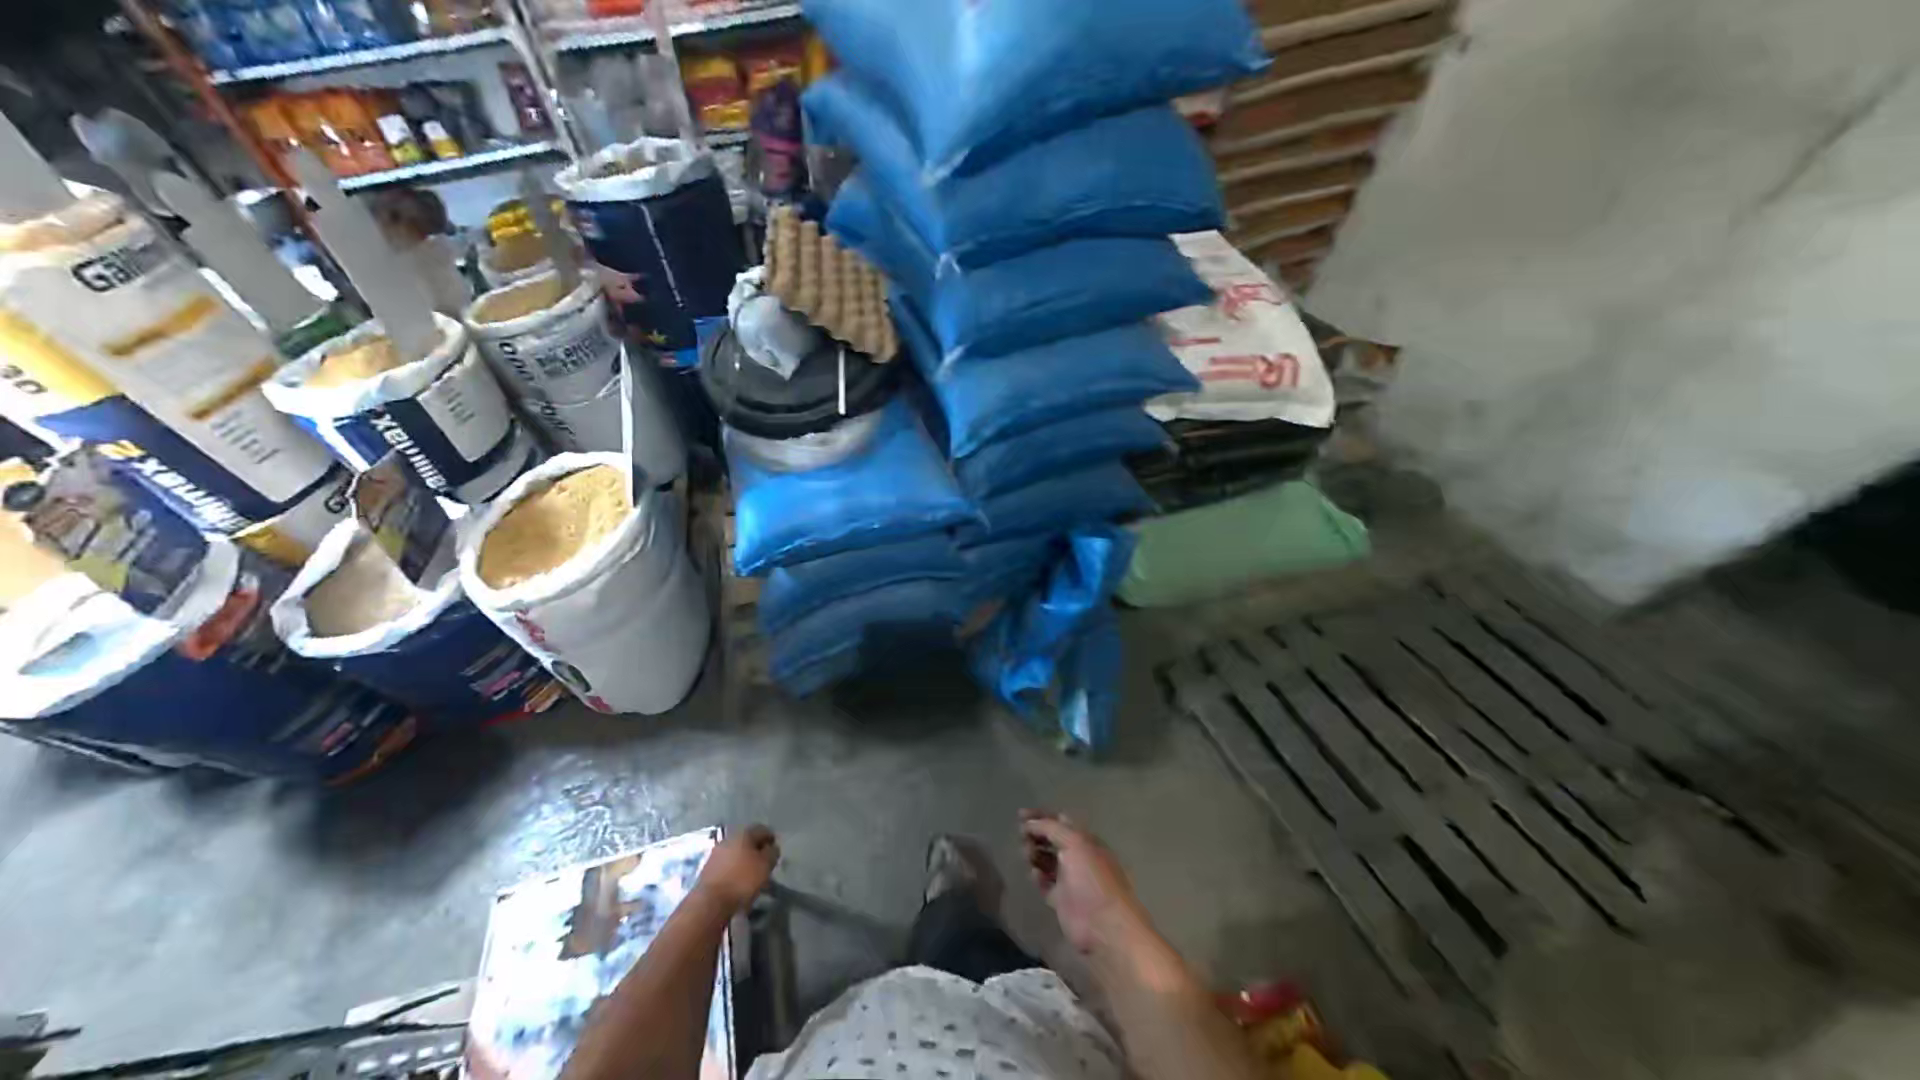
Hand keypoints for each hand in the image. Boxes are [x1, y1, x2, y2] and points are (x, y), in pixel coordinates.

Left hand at [695, 825, 779, 911]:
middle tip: (764, 862)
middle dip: (756, 849)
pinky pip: (726, 864)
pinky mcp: (707, 868)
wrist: (710, 902)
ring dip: (744, 860)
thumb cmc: (742, 880)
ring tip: (751, 874)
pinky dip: (734, 869)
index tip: (775, 851)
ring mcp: (715, 853)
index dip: (770, 838)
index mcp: (743, 833)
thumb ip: (772, 853)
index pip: (762, 829)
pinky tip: (738, 881)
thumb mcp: (766, 866)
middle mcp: (728, 839)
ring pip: (735, 852)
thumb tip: (771, 848)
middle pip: (747, 840)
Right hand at [1021, 810, 1146, 952]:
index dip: (1041, 816)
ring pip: (1046, 860)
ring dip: (1034, 854)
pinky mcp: (1061, 900)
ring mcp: (1069, 879)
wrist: (1104, 925)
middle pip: (1052, 840)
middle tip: (1021, 836)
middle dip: (1035, 835)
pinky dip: (1037, 877)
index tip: (1020, 815)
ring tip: (1026, 854)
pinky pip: (1044, 883)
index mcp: (1085, 840)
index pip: (1061, 821)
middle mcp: (1078, 856)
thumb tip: (1029, 823)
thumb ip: (1050, 828)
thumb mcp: (1075, 843)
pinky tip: (1034, 874)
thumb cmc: (1092, 878)